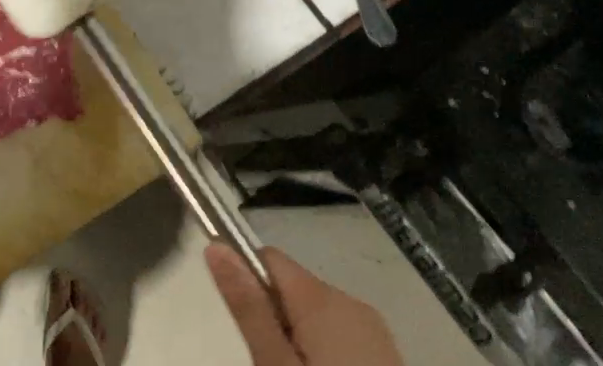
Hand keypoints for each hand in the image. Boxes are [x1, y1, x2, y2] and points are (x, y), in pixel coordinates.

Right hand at [205, 244, 404, 365]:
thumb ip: (249, 308)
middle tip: (270, 364)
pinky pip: (338, 336)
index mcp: (324, 300)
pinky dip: (321, 354)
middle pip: (291, 288)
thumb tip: (216, 247)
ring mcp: (375, 333)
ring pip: (313, 315)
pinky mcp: (386, 357)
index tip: (243, 326)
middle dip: (272, 319)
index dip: (246, 282)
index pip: (268, 258)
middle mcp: (353, 304)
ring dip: (295, 340)